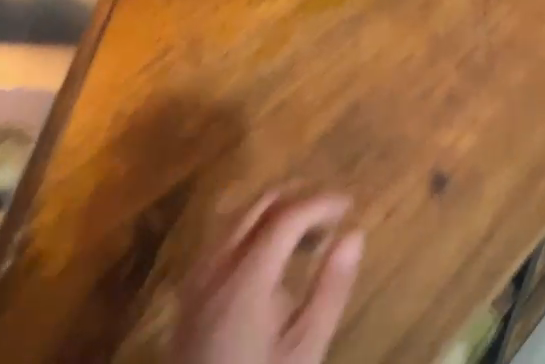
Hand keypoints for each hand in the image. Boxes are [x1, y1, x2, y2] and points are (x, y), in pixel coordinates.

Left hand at [172, 192, 364, 363]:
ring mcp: (197, 278)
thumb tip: (354, 235)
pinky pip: (222, 238)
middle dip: (298, 197)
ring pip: (237, 216)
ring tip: (309, 231)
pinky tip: (272, 254)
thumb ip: (332, 287)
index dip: (321, 203)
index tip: (350, 205)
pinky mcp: (189, 292)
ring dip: (275, 211)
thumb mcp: (306, 347)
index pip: (287, 217)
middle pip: (258, 205)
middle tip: (332, 212)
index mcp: (247, 279)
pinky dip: (252, 229)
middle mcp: (216, 267)